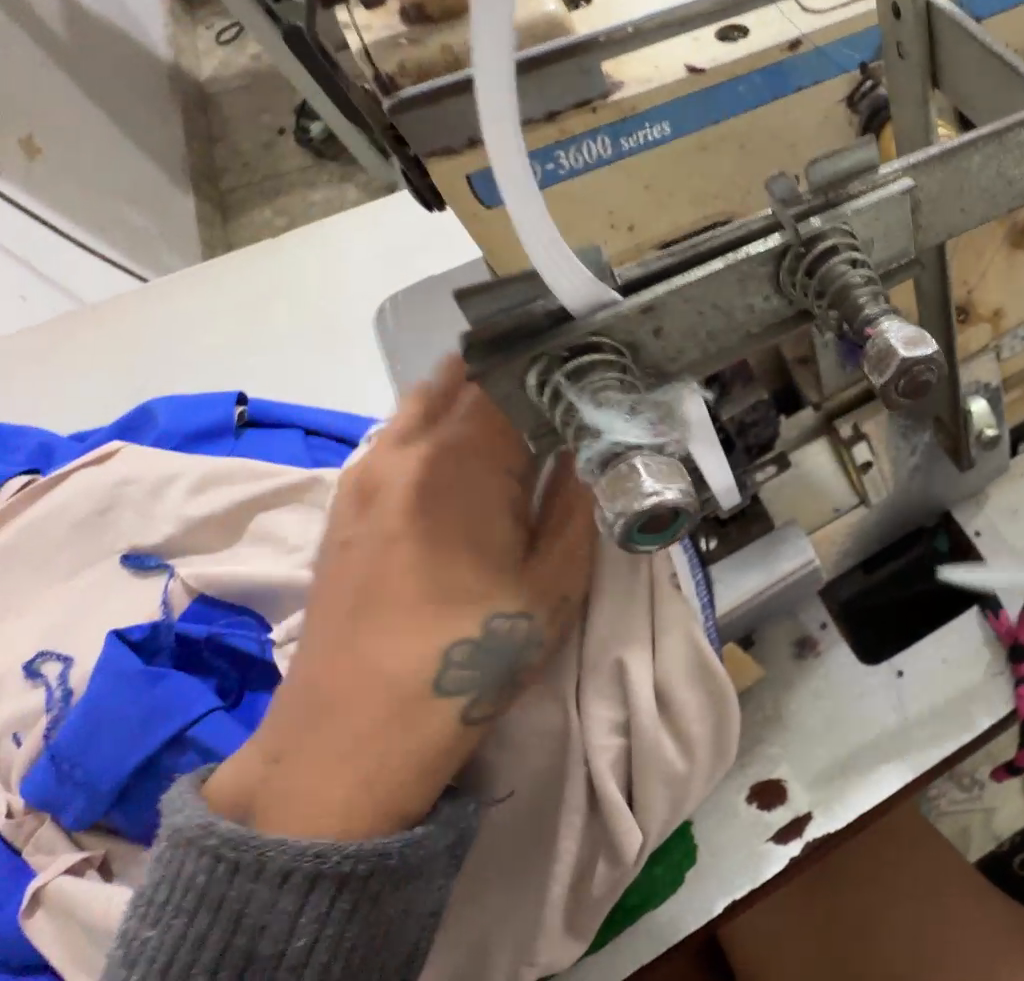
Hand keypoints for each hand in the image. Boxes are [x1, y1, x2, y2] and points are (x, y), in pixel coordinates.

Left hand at [205, 357, 596, 840]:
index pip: (515, 377)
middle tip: (573, 397)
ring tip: (530, 422)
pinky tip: (474, 462)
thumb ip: (578, 501)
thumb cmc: (476, 652)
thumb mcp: (556, 580)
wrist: (356, 729)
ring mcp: (366, 473)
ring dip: (479, 399)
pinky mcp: (348, 502)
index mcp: (461, 461)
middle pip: (465, 378)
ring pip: (427, 403)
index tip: (602, 376)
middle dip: (522, 375)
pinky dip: (442, 428)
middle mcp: (404, 449)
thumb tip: (586, 448)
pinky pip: (401, 436)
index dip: (561, 369)